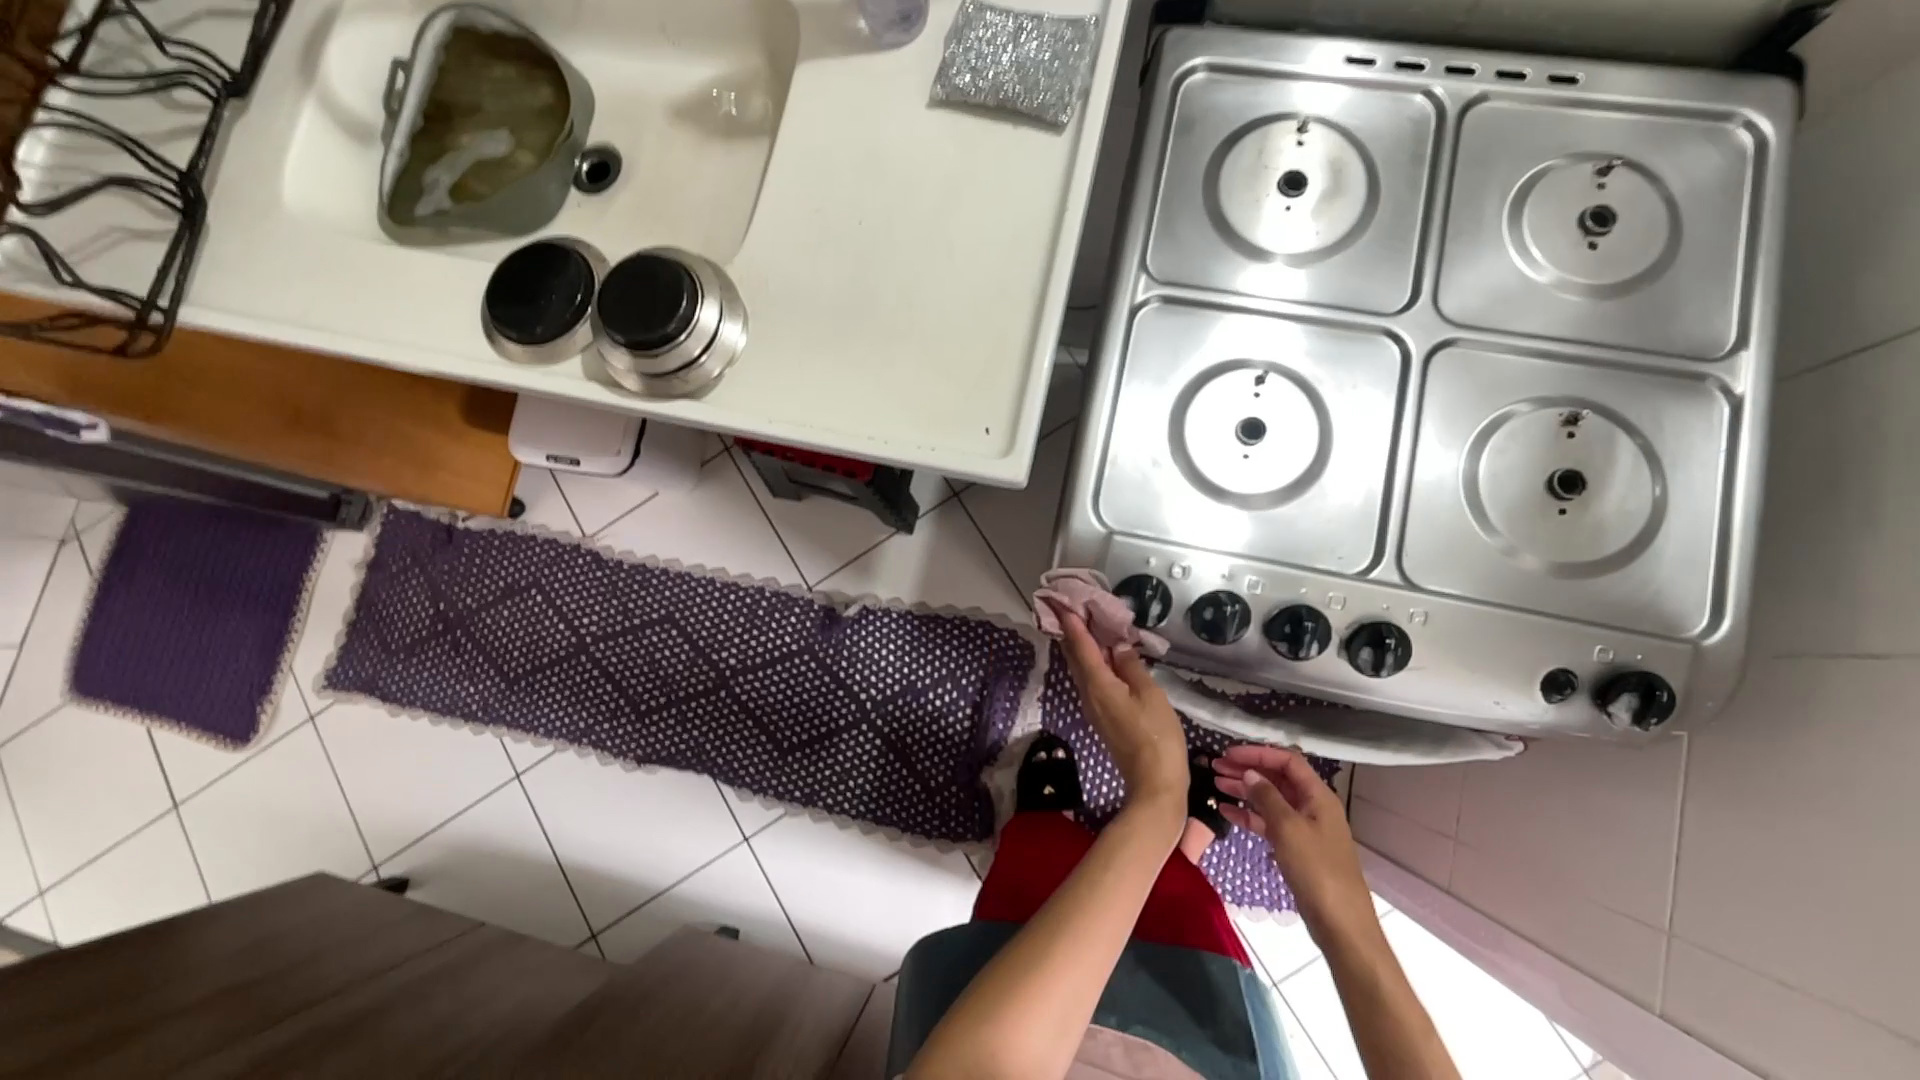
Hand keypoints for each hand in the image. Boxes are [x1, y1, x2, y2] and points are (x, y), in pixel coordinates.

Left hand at [1057, 612, 1188, 815]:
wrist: (1155, 784)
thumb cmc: (1156, 737)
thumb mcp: (1149, 694)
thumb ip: (1131, 666)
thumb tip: (1116, 645)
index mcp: (1098, 684)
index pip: (1079, 645)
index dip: (1070, 621)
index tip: (1059, 600)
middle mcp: (1088, 693)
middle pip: (1074, 656)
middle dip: (1069, 630)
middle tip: (1068, 605)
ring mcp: (1093, 707)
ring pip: (1080, 668)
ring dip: (1080, 645)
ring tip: (1084, 622)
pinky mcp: (1102, 716)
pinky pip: (1090, 680)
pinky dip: (1091, 662)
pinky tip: (1102, 655)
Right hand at [1212, 745, 1374, 938]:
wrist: (1339, 921)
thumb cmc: (1316, 869)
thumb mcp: (1288, 828)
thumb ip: (1267, 797)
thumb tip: (1249, 773)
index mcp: (1318, 795)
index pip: (1287, 761)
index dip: (1258, 754)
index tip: (1228, 754)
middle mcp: (1312, 807)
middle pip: (1277, 779)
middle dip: (1247, 770)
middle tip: (1215, 767)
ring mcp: (1303, 828)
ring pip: (1270, 800)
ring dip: (1244, 791)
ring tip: (1216, 784)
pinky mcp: (1294, 848)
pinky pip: (1268, 823)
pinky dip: (1248, 816)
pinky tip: (1226, 812)